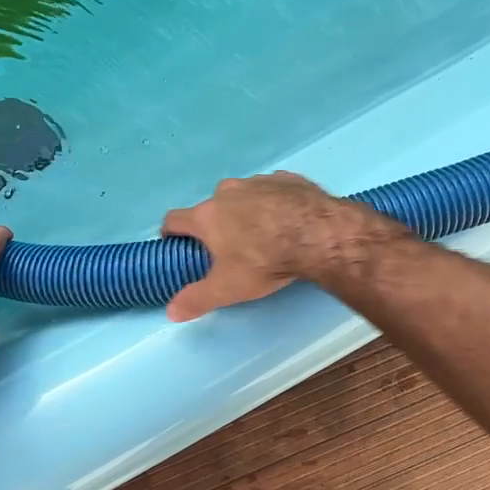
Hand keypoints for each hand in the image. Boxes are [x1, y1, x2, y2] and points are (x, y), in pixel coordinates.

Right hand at [160, 172, 372, 321]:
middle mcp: (227, 191)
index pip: (174, 219)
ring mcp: (258, 181)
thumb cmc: (264, 261)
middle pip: (211, 207)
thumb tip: (170, 311)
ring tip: (264, 234)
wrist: (319, 235)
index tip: (179, 245)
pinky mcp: (287, 178)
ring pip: (243, 196)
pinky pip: (272, 190)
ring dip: (246, 211)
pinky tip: (288, 220)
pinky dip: (274, 203)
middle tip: (231, 248)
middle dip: (216, 224)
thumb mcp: (228, 288)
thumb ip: (197, 298)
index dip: (173, 232)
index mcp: (207, 215)